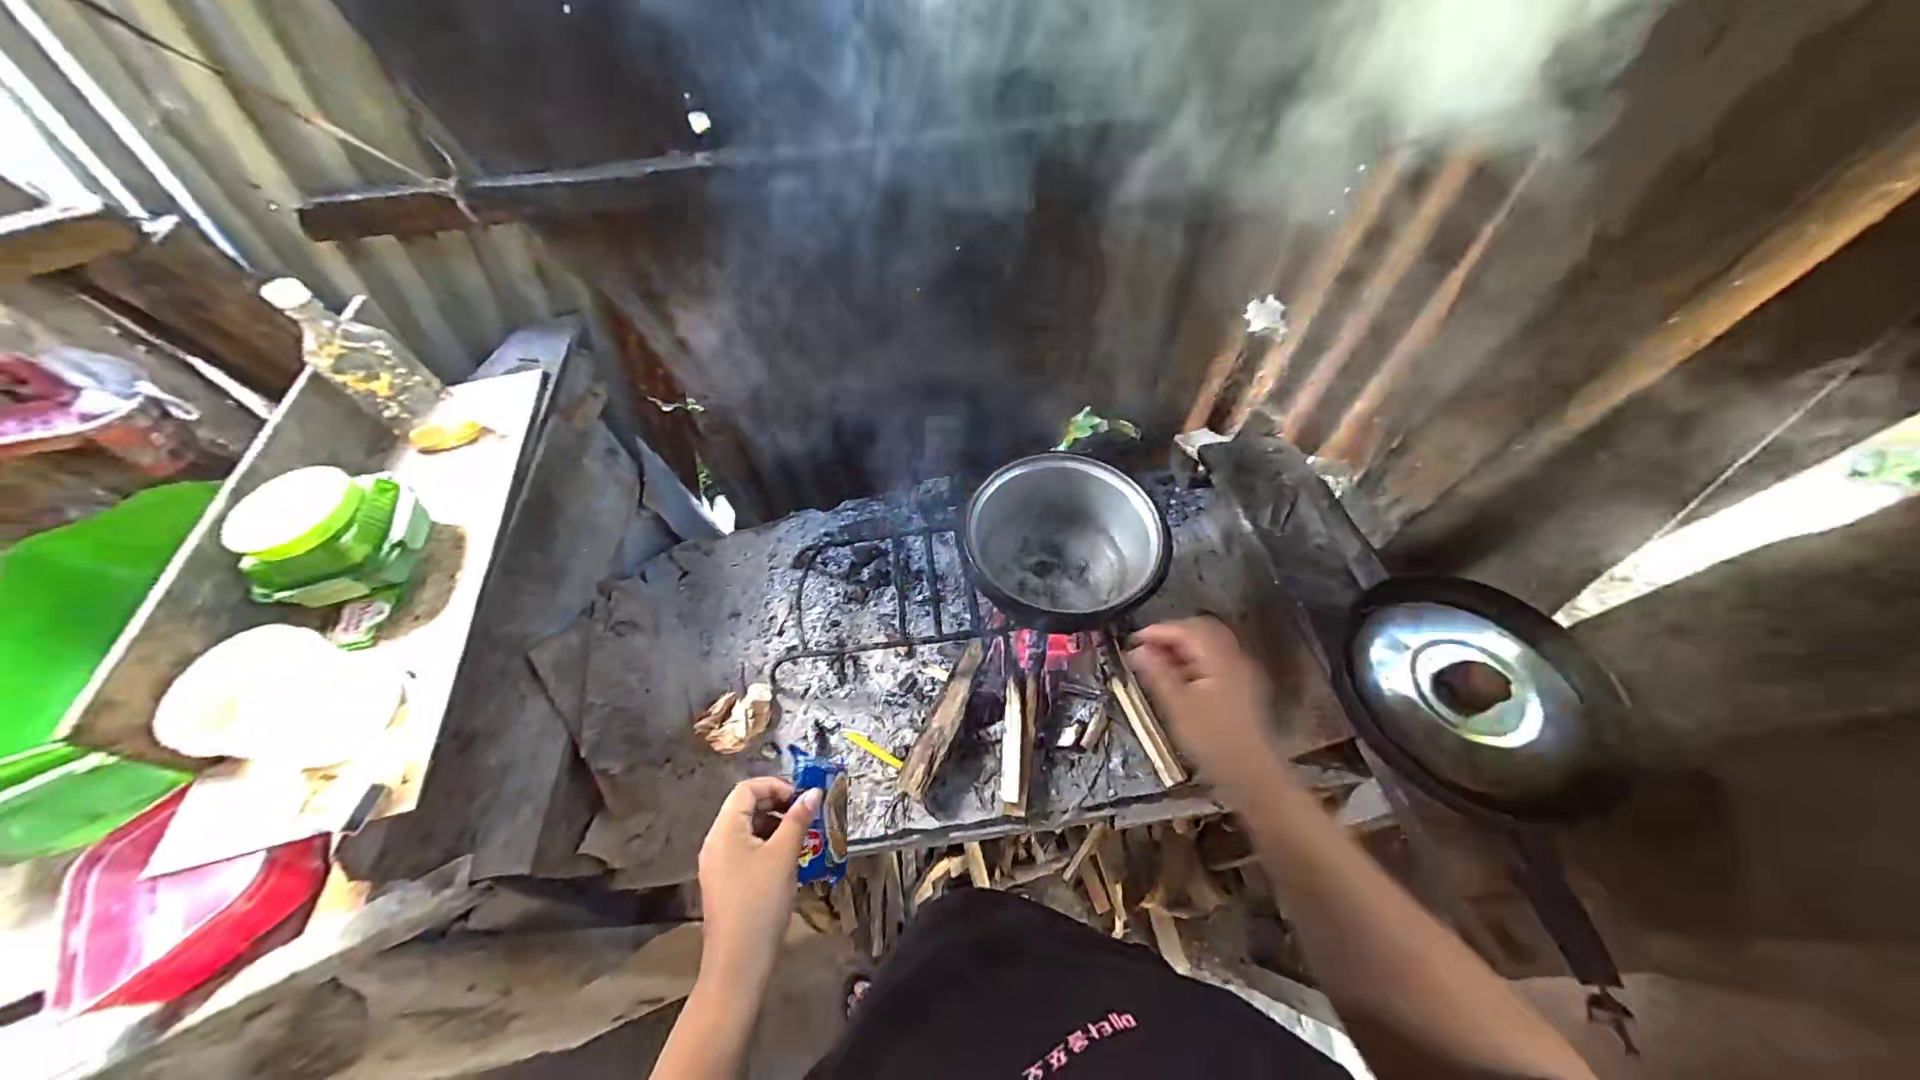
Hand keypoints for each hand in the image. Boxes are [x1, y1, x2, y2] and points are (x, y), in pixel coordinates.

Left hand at [697, 777, 819, 981]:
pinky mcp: (725, 880)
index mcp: (724, 831)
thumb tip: (813, 793)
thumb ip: (798, 819)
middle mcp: (716, 842)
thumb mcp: (784, 856)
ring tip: (801, 836)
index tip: (801, 798)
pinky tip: (788, 857)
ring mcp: (718, 863)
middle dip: (777, 803)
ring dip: (775, 824)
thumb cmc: (760, 902)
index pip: (746, 789)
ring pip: (747, 828)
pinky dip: (767, 843)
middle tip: (805, 814)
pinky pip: (746, 848)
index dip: (775, 785)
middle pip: (745, 806)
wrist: (738, 962)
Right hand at [1127, 618, 1285, 793]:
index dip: (1157, 631)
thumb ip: (1156, 673)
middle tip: (1145, 649)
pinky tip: (1178, 677)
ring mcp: (1241, 671)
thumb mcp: (1176, 706)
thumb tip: (1136, 649)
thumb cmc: (1212, 741)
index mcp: (1220, 659)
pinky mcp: (1241, 686)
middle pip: (1201, 630)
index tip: (1132, 641)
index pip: (1186, 630)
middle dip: (1171, 635)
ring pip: (1209, 644)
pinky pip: (1215, 659)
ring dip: (1182, 647)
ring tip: (1157, 662)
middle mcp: (1235, 658)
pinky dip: (1193, 660)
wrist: (1252, 774)